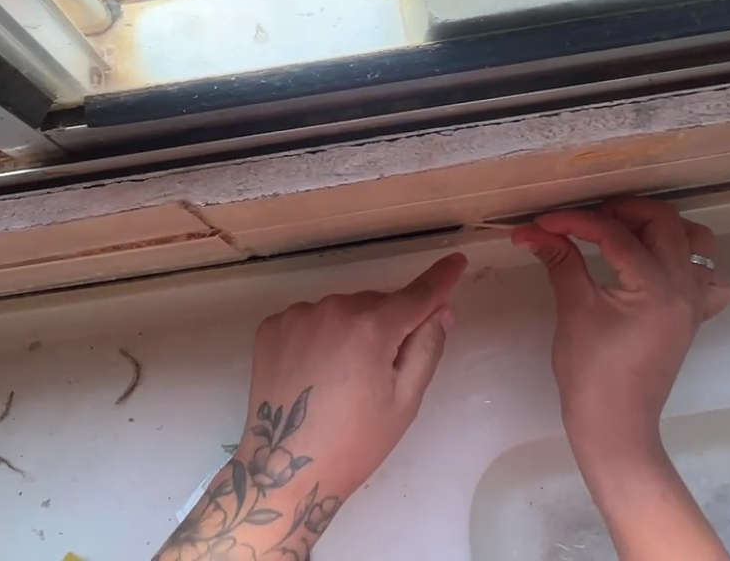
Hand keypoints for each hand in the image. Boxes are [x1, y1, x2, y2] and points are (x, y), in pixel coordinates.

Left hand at [153, 253, 466, 560]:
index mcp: (372, 327)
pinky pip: (309, 320)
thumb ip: (426, 348)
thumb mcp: (404, 401)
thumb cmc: (355, 441)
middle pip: (375, 305)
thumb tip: (441, 310)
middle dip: (385, 326)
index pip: (416, 295)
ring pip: (340, 311)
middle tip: (379, 372)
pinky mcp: (272, 325)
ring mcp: (298, 314)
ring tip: (340, 378)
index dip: (441, 278)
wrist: (285, 468)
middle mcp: (334, 308)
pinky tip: (312, 372)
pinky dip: (318, 336)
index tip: (457, 260)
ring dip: (349, 330)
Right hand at [512, 200, 729, 464]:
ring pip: (695, 242)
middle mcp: (686, 288)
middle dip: (622, 211)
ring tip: (621, 235)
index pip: (615, 233)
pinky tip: (654, 268)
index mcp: (657, 287)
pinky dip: (684, 262)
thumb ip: (559, 259)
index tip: (542, 223)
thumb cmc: (591, 370)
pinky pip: (706, 278)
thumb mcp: (573, 307)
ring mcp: (696, 303)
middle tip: (584, 220)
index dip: (576, 220)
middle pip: (664, 222)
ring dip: (658, 228)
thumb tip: (530, 230)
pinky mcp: (693, 316)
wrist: (614, 424)